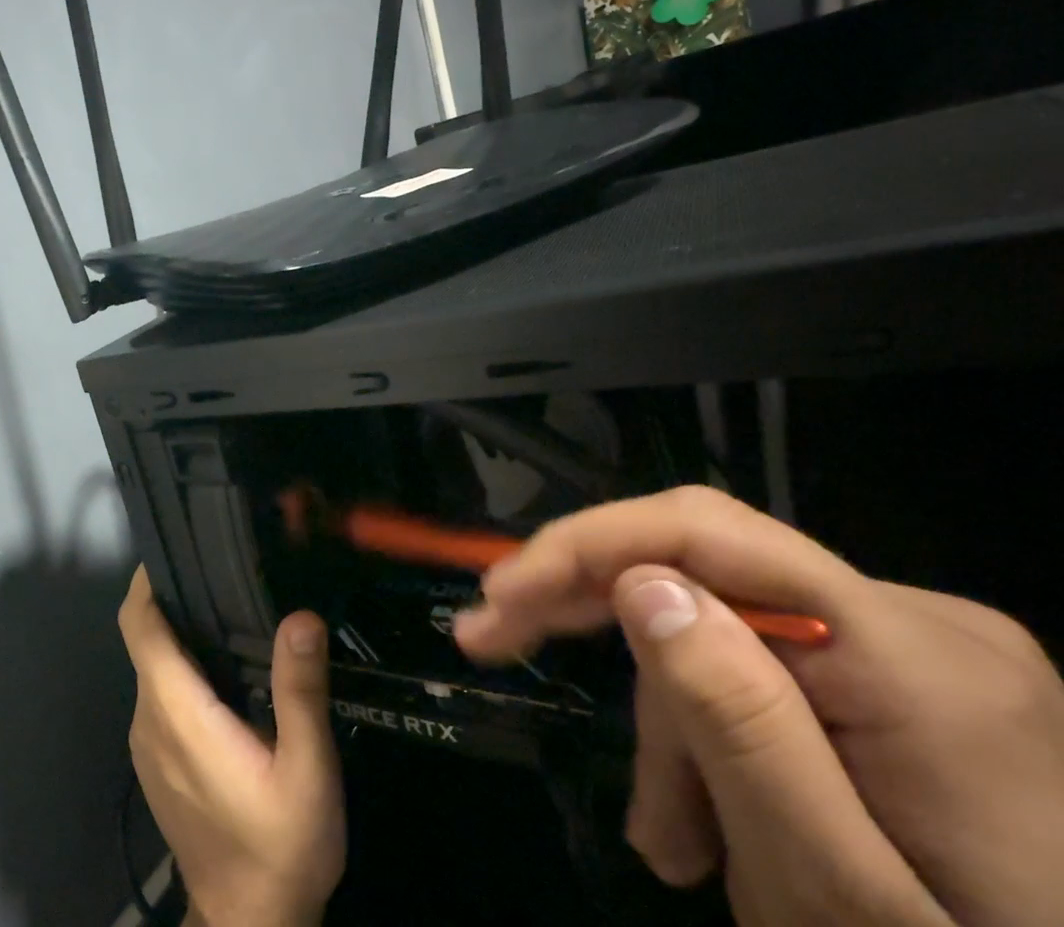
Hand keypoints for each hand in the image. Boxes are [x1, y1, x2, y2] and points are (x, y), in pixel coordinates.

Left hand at [119, 567, 344, 926]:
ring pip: (151, 671)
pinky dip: (180, 674)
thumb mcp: (306, 768)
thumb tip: (300, 617)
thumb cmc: (281, 844)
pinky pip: (158, 698)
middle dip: (173, 604)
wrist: (248, 917)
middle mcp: (148, 720)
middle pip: (145, 643)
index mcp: (177, 712)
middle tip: (225, 575)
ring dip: (180, 640)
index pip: (139, 627)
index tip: (174, 551)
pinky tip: (225, 675)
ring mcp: (145, 744)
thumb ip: (299, 690)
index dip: (146, 584)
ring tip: (233, 617)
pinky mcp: (154, 762)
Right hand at [456, 487, 1063, 926]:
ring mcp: (919, 653)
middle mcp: (926, 625)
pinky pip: (762, 674)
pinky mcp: (903, 685)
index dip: (584, 549)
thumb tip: (641, 583)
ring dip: (671, 729)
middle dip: (602, 632)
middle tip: (494, 653)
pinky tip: (716, 825)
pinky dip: (714, 739)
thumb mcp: (826, 882)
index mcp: (919, 660)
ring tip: (671, 842)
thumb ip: (739, 726)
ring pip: (723, 638)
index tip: (494, 602)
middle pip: (705, 579)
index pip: (715, 537)